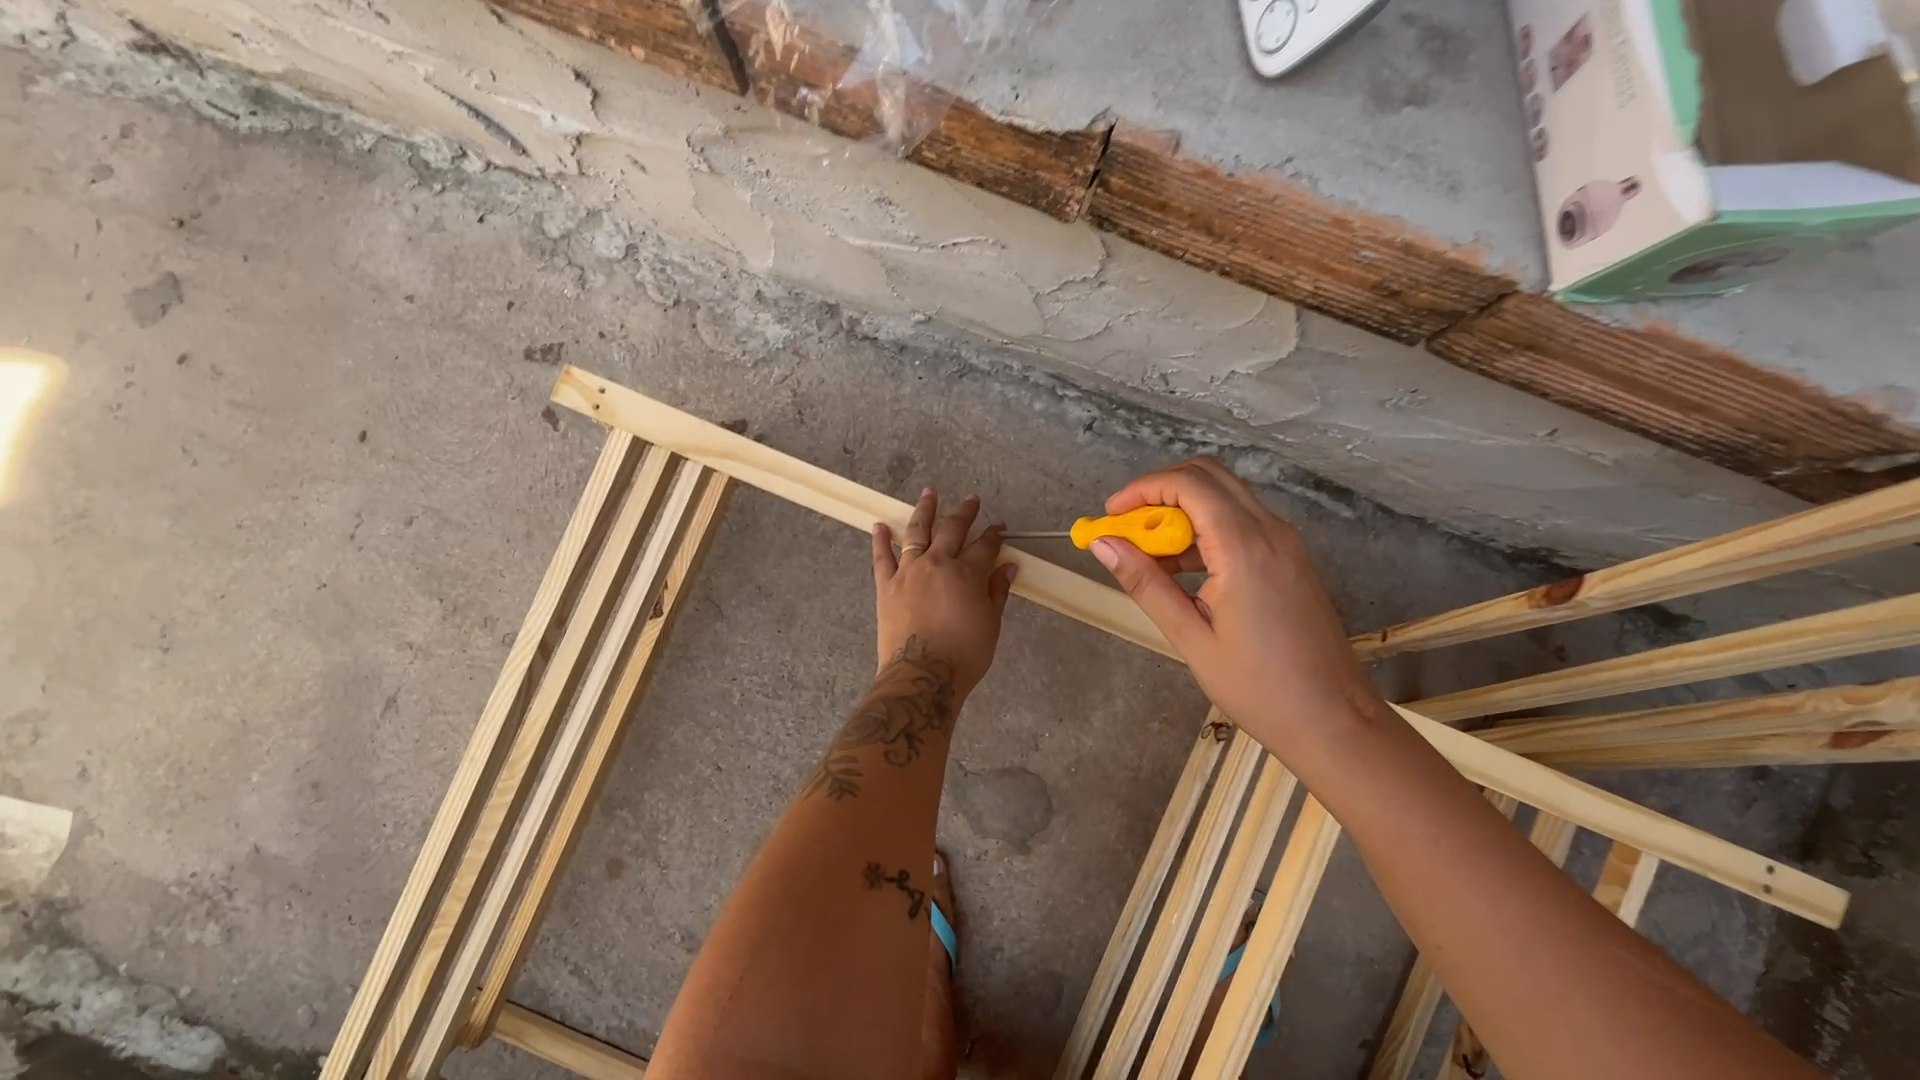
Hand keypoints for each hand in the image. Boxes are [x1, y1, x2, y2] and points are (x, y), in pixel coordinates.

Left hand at [871, 489, 1017, 696]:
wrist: (922, 674)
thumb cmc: (964, 654)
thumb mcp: (990, 624)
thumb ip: (996, 592)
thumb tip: (1007, 568)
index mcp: (967, 573)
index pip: (985, 546)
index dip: (994, 535)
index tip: (999, 528)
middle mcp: (938, 563)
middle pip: (953, 530)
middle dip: (964, 513)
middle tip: (971, 500)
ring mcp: (909, 572)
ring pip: (917, 532)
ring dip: (925, 510)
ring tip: (929, 493)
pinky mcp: (887, 586)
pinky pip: (882, 557)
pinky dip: (881, 540)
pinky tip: (880, 525)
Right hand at [1089, 458, 1388, 744]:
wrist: (1334, 718)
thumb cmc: (1259, 688)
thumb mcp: (1191, 638)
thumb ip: (1146, 583)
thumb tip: (1104, 545)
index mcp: (1243, 548)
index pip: (1188, 485)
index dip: (1142, 490)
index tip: (1109, 516)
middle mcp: (1270, 531)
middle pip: (1208, 475)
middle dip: (1159, 490)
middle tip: (1126, 526)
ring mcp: (1285, 542)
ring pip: (1225, 495)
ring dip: (1182, 509)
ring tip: (1148, 554)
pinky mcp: (1290, 558)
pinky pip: (1242, 521)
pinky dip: (1206, 527)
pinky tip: (1182, 569)